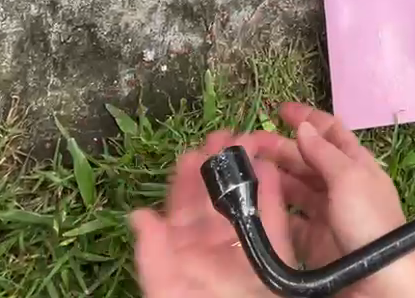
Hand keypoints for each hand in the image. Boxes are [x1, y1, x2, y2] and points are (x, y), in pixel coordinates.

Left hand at [130, 130, 292, 296]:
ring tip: (252, 141)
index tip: (195, 149)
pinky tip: (273, 169)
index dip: (186, 177)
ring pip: (247, 203)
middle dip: (221, 164)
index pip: (182, 209)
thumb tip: (138, 214)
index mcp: (184, 256)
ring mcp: (244, 254)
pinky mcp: (274, 260)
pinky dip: (275, 194)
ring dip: (249, 171)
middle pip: (216, 199)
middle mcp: (213, 251)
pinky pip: (276, 221)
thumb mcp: (167, 292)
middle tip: (227, 133)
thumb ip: (152, 257)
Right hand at [250, 103, 414, 297]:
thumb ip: (324, 152)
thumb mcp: (349, 179)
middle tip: (249, 144)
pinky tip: (256, 203)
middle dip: (281, 148)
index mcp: (356, 164)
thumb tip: (302, 126)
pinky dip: (274, 211)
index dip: (307, 118)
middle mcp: (341, 185)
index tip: (280, 110)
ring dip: (274, 177)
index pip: (330, 131)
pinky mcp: (314, 243)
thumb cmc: (369, 222)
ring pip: (296, 188)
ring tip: (246, 170)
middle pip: (308, 159)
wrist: (378, 286)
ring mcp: (327, 215)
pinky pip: (290, 221)